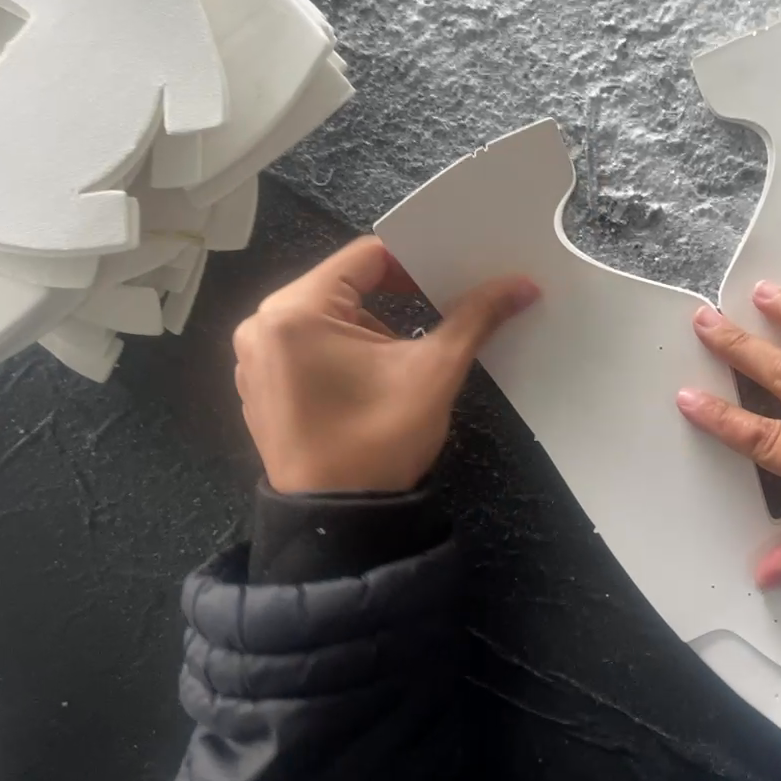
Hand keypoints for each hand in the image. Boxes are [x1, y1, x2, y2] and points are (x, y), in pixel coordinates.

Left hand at [233, 236, 538, 493]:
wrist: (340, 524)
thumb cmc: (380, 438)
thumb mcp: (435, 370)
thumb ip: (476, 316)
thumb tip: (523, 284)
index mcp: (294, 311)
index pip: (366, 257)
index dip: (416, 260)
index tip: (453, 279)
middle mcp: (263, 325)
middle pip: (345, 285)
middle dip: (398, 296)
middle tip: (441, 311)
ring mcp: (257, 358)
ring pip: (330, 315)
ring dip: (375, 325)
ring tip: (409, 355)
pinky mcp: (262, 386)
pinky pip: (311, 345)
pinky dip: (348, 349)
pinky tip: (375, 378)